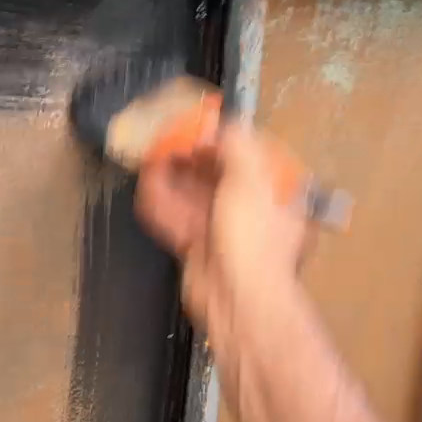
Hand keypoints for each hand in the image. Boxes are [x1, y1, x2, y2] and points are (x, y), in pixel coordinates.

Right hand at [135, 116, 310, 356]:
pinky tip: (148, 183)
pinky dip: (160, 201)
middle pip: (214, 172)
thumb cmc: (256, 243)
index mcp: (274, 190)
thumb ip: (235, 144)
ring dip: (170, 174)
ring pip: (191, 193)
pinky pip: (176, 217)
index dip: (220, 136)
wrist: (237, 298)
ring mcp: (223, 228)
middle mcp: (251, 208)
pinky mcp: (198, 245)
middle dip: (188, 154)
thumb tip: (220, 124)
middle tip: (166, 136)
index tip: (196, 123)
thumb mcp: (252, 179)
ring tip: (151, 153)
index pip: (247, 152)